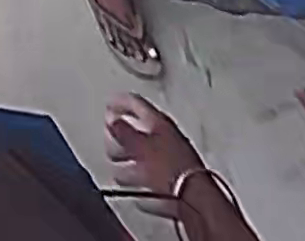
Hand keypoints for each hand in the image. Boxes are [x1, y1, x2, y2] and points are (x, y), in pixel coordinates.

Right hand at [105, 93, 204, 219]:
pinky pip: (155, 178)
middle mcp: (169, 138)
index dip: (120, 101)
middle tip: (110, 142)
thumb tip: (112, 120)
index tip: (108, 104)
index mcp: (160, 122)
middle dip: (121, 138)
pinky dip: (144, 182)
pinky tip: (138, 192)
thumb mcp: (139, 144)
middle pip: (139, 131)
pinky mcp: (179, 182)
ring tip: (119, 172)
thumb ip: (122, 129)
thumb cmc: (169, 167)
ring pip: (146, 157)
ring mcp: (175, 161)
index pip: (136, 103)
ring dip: (130, 163)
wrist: (196, 202)